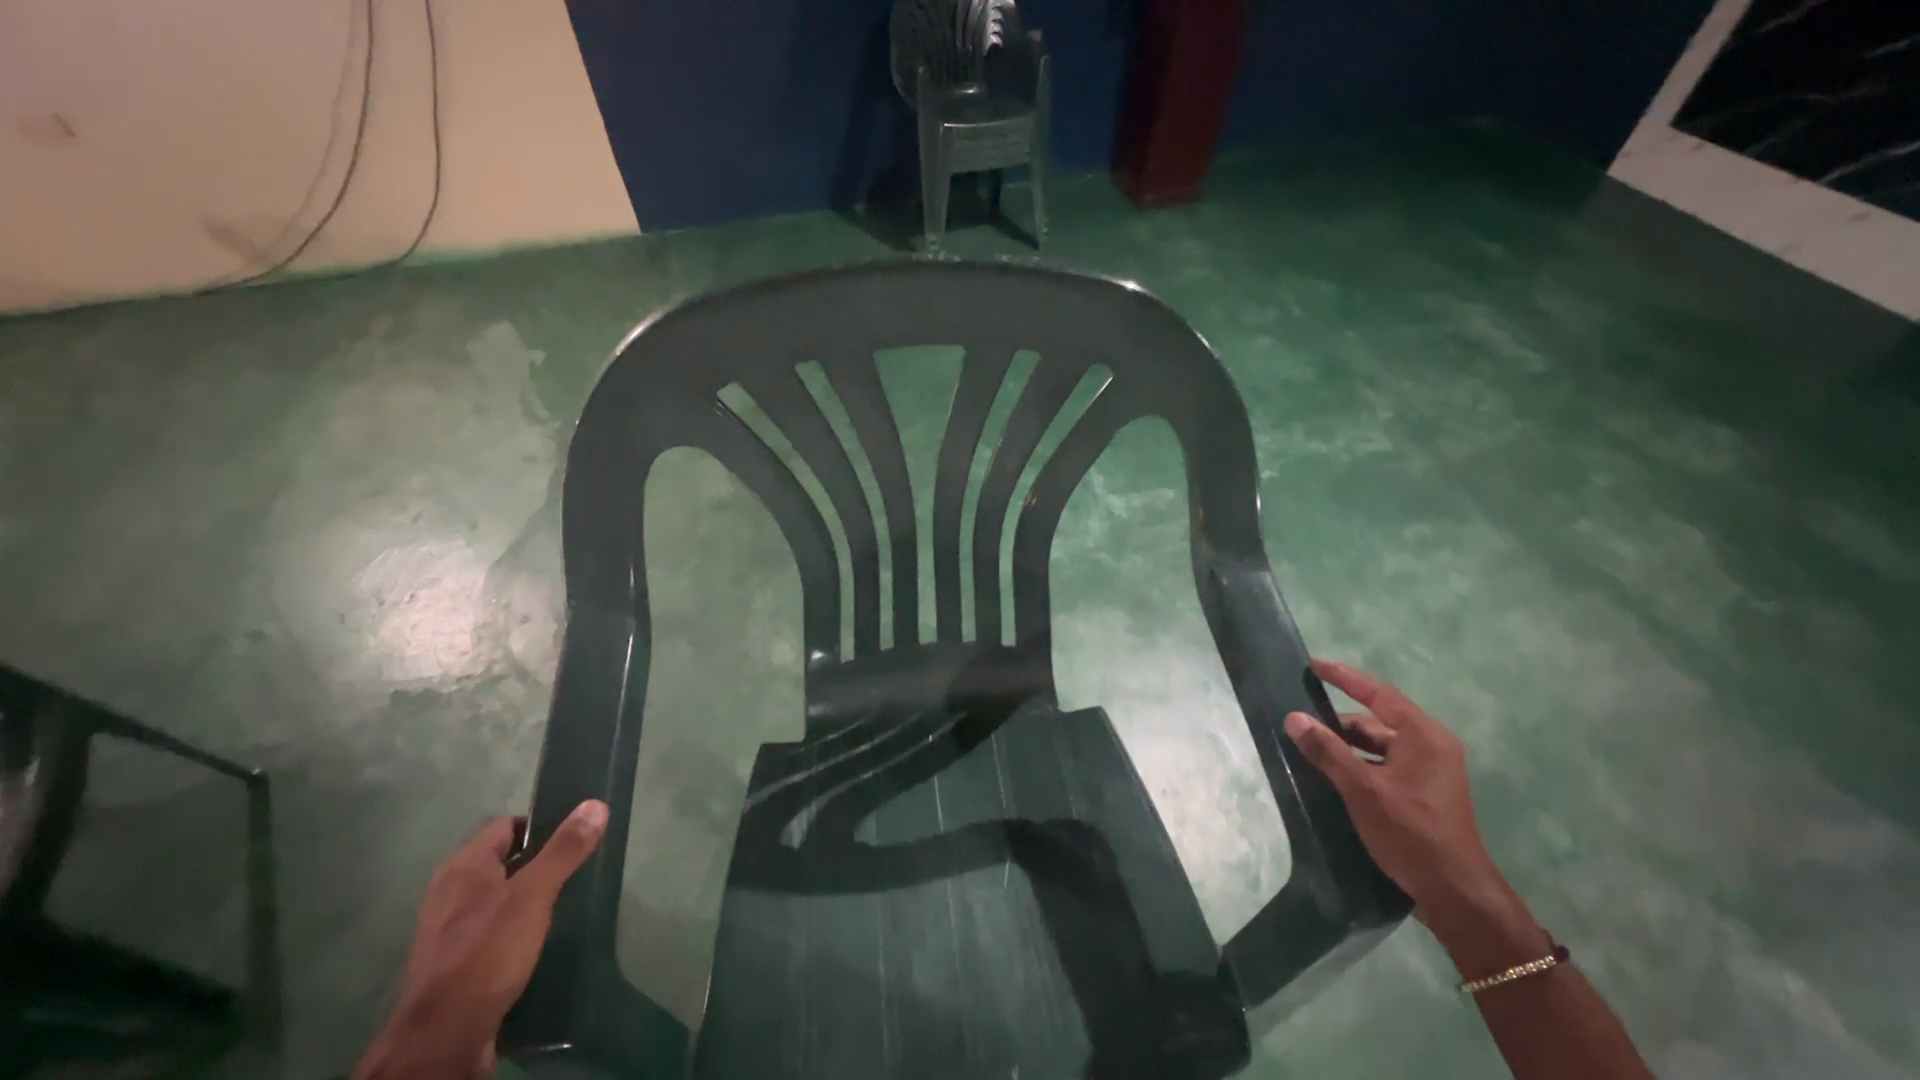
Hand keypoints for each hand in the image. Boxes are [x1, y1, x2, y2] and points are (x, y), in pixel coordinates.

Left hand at [354, 800, 609, 1079]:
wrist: (445, 1035)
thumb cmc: (488, 952)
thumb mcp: (533, 895)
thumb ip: (563, 851)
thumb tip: (595, 804)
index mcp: (462, 868)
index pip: (506, 826)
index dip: (541, 827)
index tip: (574, 842)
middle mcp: (449, 893)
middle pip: (502, 862)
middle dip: (537, 864)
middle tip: (575, 874)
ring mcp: (448, 930)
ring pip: (496, 898)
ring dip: (526, 899)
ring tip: (561, 909)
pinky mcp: (454, 963)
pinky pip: (489, 931)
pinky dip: (513, 930)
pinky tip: (537, 945)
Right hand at [1283, 660, 1513, 927]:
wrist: (1454, 891)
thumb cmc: (1409, 832)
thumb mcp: (1362, 789)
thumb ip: (1327, 751)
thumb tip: (1294, 718)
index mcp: (1423, 736)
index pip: (1379, 694)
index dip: (1345, 678)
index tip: (1314, 666)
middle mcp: (1432, 746)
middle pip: (1378, 721)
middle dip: (1339, 723)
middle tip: (1301, 724)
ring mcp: (1432, 771)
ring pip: (1381, 745)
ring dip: (1348, 746)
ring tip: (1310, 751)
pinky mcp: (1426, 793)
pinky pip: (1387, 765)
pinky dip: (1361, 765)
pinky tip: (1334, 776)